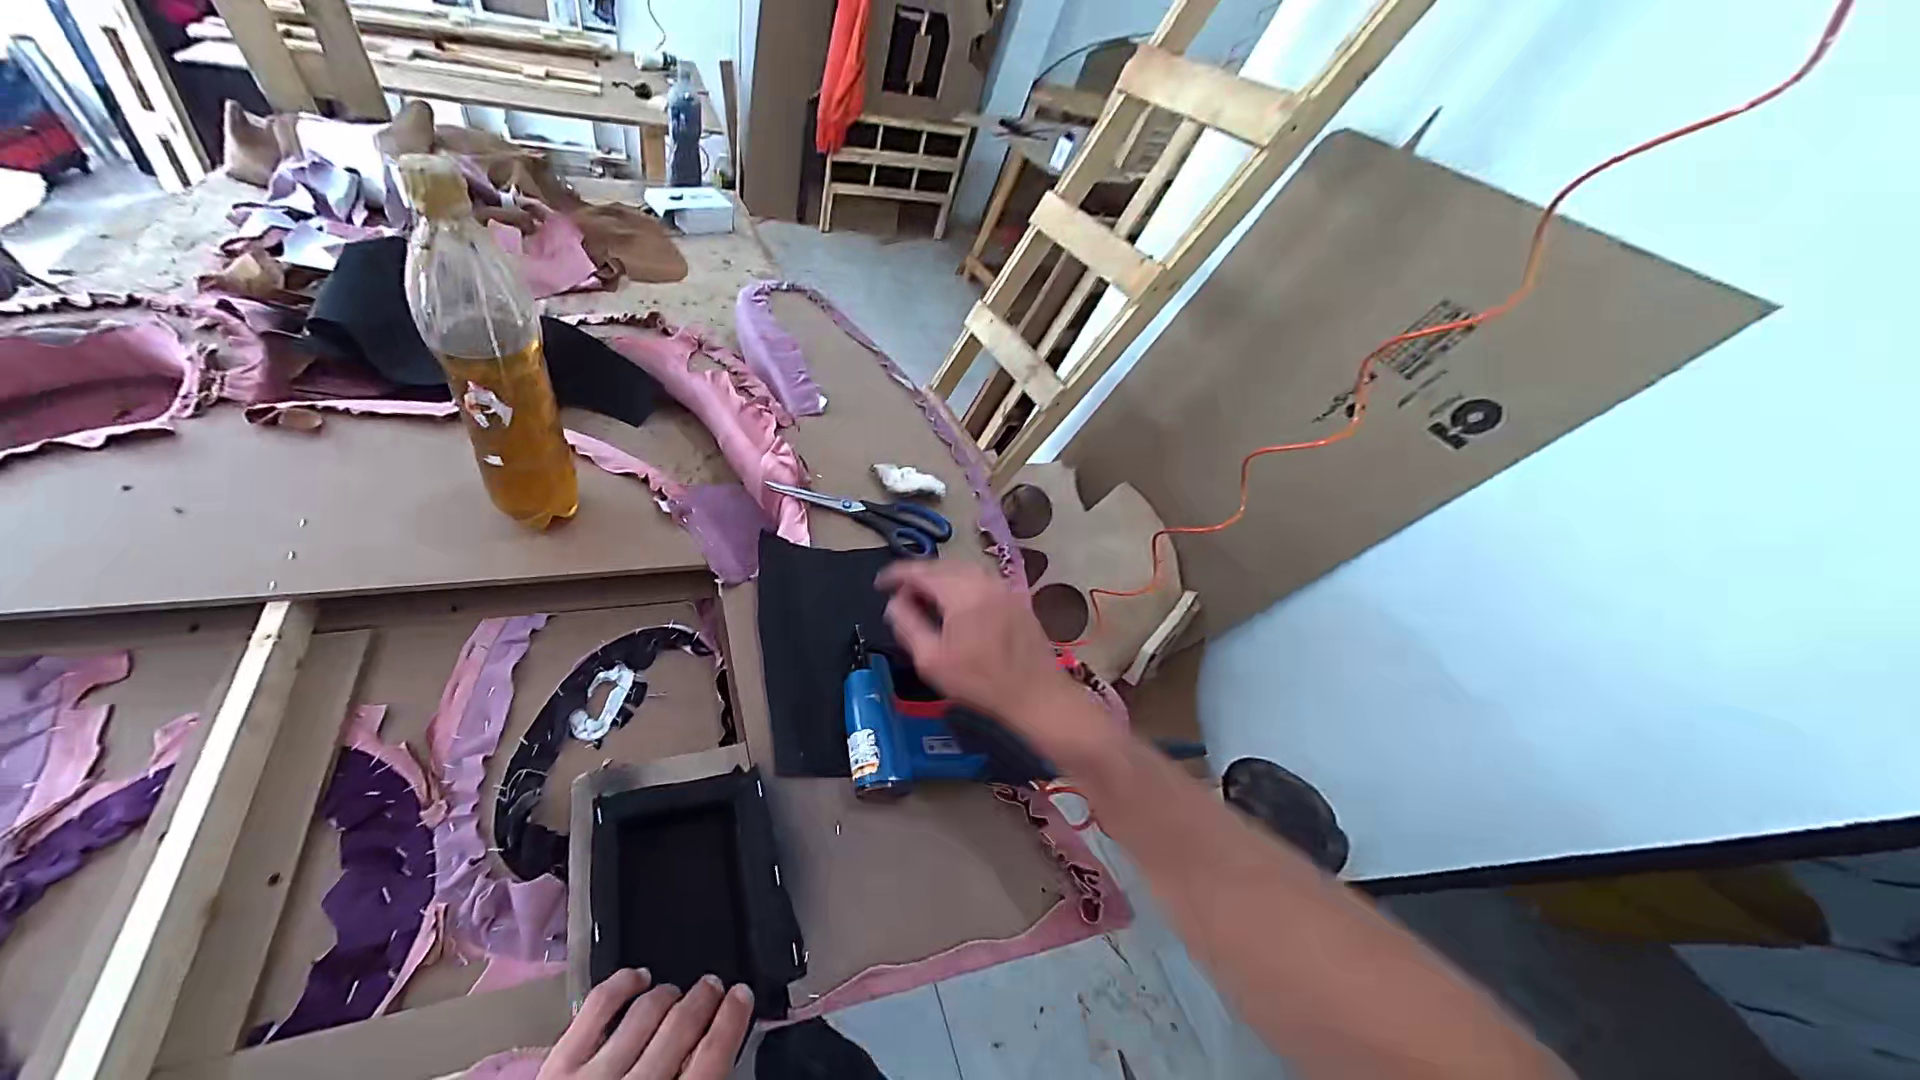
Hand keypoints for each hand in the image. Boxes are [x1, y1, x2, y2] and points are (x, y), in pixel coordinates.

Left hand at [537, 969, 752, 1079]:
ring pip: (646, 1012)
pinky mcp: (555, 1072)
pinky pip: (596, 1008)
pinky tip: (638, 978)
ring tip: (679, 991)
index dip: (732, 1020)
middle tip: (713, 987)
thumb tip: (717, 1064)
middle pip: (682, 1026)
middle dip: (705, 998)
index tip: (741, 996)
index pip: (711, 1058)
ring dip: (670, 993)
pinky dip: (622, 984)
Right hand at [876, 561, 1109, 761]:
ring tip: (925, 600)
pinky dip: (961, 586)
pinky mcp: (1016, 599)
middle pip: (942, 566)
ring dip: (940, 580)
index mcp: (961, 592)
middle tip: (901, 597)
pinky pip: (980, 581)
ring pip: (963, 571)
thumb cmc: (980, 682)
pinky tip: (955, 607)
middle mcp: (983, 581)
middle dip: (918, 577)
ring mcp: (1003, 588)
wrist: (1036, 695)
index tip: (880, 584)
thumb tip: (894, 603)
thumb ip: (906, 624)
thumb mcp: (931, 660)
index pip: (919, 571)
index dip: (895, 574)